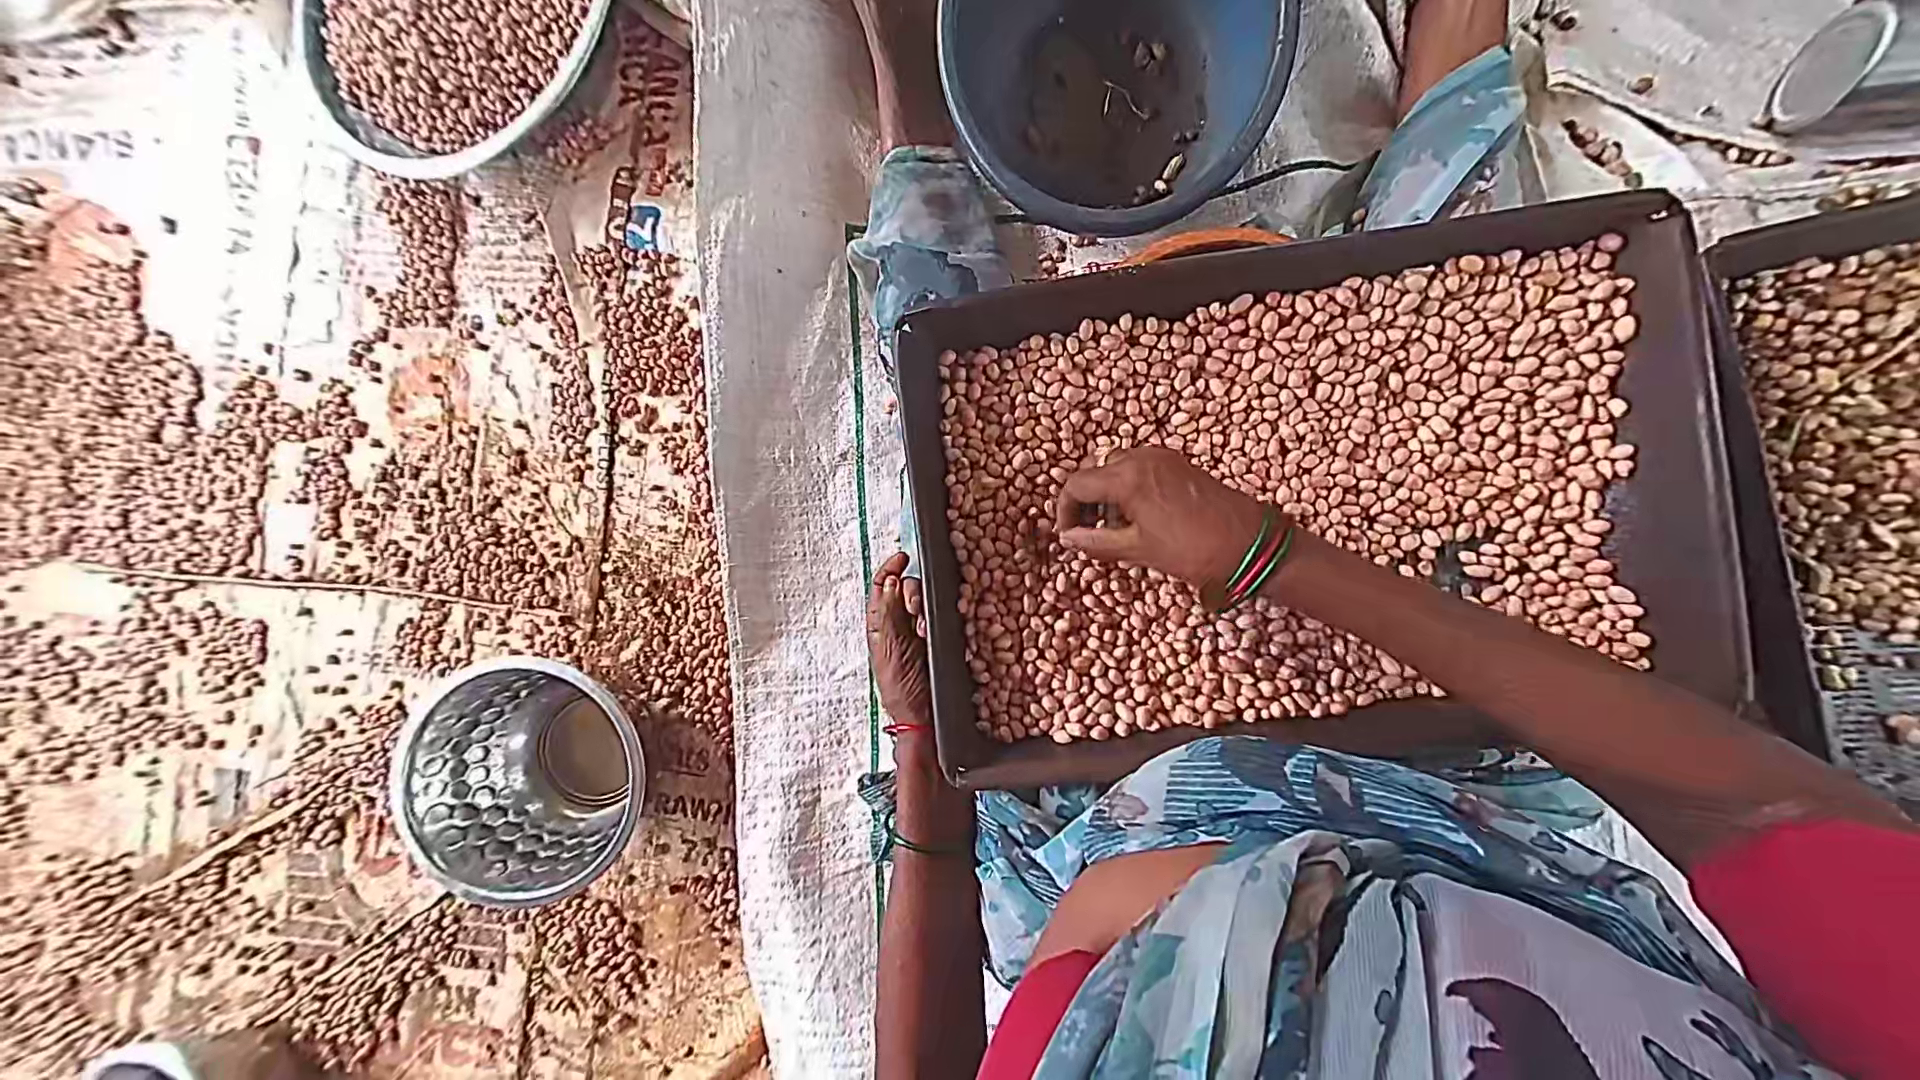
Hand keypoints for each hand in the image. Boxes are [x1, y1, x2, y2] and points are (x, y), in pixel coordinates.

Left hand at [866, 551, 931, 726]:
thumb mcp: (888, 649)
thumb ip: (887, 614)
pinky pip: (945, 615)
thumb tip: (889, 581)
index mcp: (880, 624)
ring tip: (925, 629)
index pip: (881, 585)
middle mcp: (900, 622)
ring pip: (927, 600)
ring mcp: (922, 630)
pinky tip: (937, 632)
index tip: (902, 558)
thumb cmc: (901, 689)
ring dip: (925, 608)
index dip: (890, 568)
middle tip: (916, 609)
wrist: (925, 716)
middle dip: (912, 593)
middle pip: (907, 588)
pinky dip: (942, 617)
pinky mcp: (942, 636)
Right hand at [1052, 447, 1273, 594]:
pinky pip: (1140, 469)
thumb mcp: (1138, 549)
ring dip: (1106, 496)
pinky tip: (1137, 518)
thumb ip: (1096, 541)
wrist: (1254, 545)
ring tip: (1113, 529)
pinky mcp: (1180, 465)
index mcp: (1127, 478)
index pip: (1076, 484)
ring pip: (1117, 469)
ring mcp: (1164, 459)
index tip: (1067, 533)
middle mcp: (1143, 458)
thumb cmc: (1195, 550)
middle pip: (1095, 472)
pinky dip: (1128, 489)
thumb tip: (1069, 539)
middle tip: (1087, 532)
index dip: (1064, 510)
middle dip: (1085, 502)